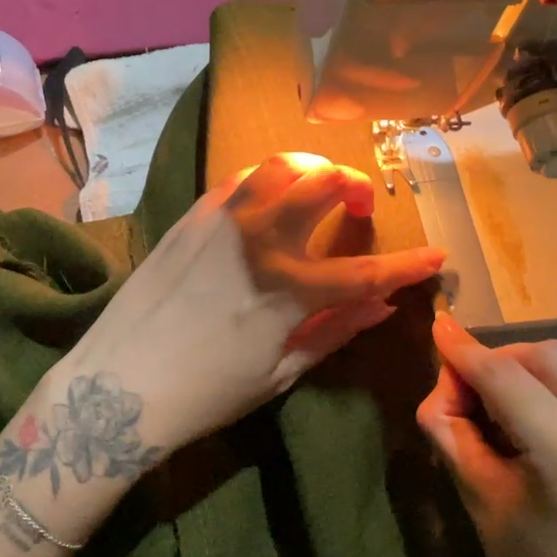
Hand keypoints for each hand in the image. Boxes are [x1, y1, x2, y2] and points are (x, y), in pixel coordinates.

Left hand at [52, 153, 444, 458]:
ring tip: (320, 185)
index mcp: (290, 289)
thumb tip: (382, 306)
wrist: (120, 382)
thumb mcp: (280, 373)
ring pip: (281, 165)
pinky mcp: (192, 215)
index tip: (437, 256)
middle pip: (326, 185)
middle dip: (358, 186)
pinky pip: (240, 177)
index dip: (409, 265)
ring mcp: (222, 219)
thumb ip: (334, 332)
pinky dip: (268, 177)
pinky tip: (271, 196)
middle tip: (362, 204)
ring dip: (312, 168)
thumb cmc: (205, 391)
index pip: (368, 270)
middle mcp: (261, 239)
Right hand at [417, 314, 556, 556]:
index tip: (438, 327)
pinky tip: (551, 444)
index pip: (507, 378)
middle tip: (471, 391)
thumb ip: (456, 435)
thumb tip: (441, 385)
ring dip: (536, 381)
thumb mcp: (484, 510)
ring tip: (507, 418)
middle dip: (504, 360)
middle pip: (552, 357)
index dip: (466, 351)